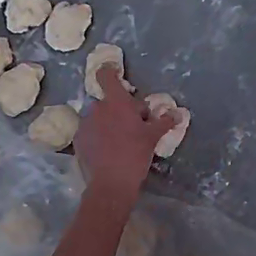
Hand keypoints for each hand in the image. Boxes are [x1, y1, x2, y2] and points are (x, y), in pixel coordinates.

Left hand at [74, 64, 171, 201]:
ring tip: (121, 141)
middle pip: (109, 101)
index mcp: (116, 103)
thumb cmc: (135, 154)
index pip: (106, 76)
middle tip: (134, 125)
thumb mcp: (153, 137)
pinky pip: (90, 131)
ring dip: (109, 123)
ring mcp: (84, 124)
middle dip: (120, 109)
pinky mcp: (78, 140)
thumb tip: (178, 113)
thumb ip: (165, 121)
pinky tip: (109, 151)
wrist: (111, 183)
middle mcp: (97, 109)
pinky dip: (99, 136)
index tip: (116, 74)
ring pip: (99, 117)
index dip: (110, 71)